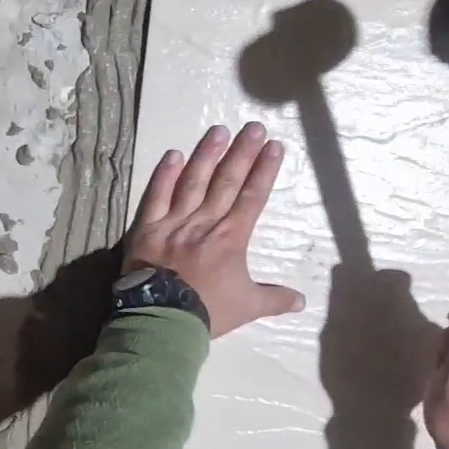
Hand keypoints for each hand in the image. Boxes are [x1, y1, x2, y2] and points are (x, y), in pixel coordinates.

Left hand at [125, 122, 305, 337]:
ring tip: (219, 130)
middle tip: (254, 127)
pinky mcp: (147, 228)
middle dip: (242, 153)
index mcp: (231, 238)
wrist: (163, 320)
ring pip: (193, 182)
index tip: (274, 146)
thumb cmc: (207, 312)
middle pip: (226, 182)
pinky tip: (174, 154)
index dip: (264, 171)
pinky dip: (165, 175)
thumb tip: (302, 301)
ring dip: (207, 155)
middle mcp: (204, 222)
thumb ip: (274, 299)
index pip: (252, 197)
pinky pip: (156, 196)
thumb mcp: (247, 307)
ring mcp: (174, 223)